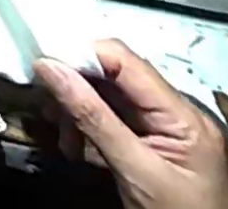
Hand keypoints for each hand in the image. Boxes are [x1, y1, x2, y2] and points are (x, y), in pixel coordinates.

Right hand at [36, 40, 227, 208]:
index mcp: (183, 115)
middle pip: (115, 77)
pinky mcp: (154, 149)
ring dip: (78, 110)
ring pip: (110, 99)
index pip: (125, 61)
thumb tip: (47, 66)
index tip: (45, 67)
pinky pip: (114, 122)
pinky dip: (89, 128)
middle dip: (76, 87)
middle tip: (47, 107)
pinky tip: (74, 146)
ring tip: (61, 137)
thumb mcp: (135, 174)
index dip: (82, 55)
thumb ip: (92, 116)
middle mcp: (176, 114)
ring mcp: (166, 133)